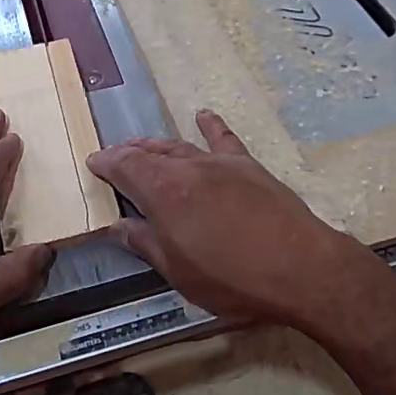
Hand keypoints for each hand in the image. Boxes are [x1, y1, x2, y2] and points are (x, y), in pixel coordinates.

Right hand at [85, 109, 376, 328]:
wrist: (301, 269)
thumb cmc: (232, 279)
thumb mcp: (177, 272)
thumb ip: (145, 244)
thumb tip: (118, 226)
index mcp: (164, 192)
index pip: (125, 167)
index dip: (107, 163)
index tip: (93, 163)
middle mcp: (189, 168)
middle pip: (151, 152)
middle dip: (129, 153)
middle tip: (115, 158)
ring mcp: (221, 164)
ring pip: (181, 145)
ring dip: (158, 144)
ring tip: (143, 145)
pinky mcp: (250, 167)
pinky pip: (225, 140)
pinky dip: (211, 126)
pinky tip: (203, 115)